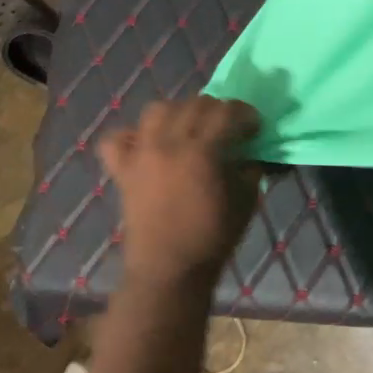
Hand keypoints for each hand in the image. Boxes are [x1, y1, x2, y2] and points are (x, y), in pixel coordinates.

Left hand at [99, 97, 262, 288]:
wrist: (168, 269)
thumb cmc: (214, 234)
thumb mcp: (247, 196)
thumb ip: (248, 164)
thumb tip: (247, 149)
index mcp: (203, 150)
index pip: (228, 111)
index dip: (247, 115)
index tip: (255, 129)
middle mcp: (168, 144)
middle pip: (196, 104)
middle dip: (219, 111)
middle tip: (229, 129)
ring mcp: (141, 155)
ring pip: (158, 110)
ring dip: (180, 113)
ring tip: (190, 130)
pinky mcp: (123, 170)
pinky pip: (117, 139)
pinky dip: (133, 136)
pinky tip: (149, 145)